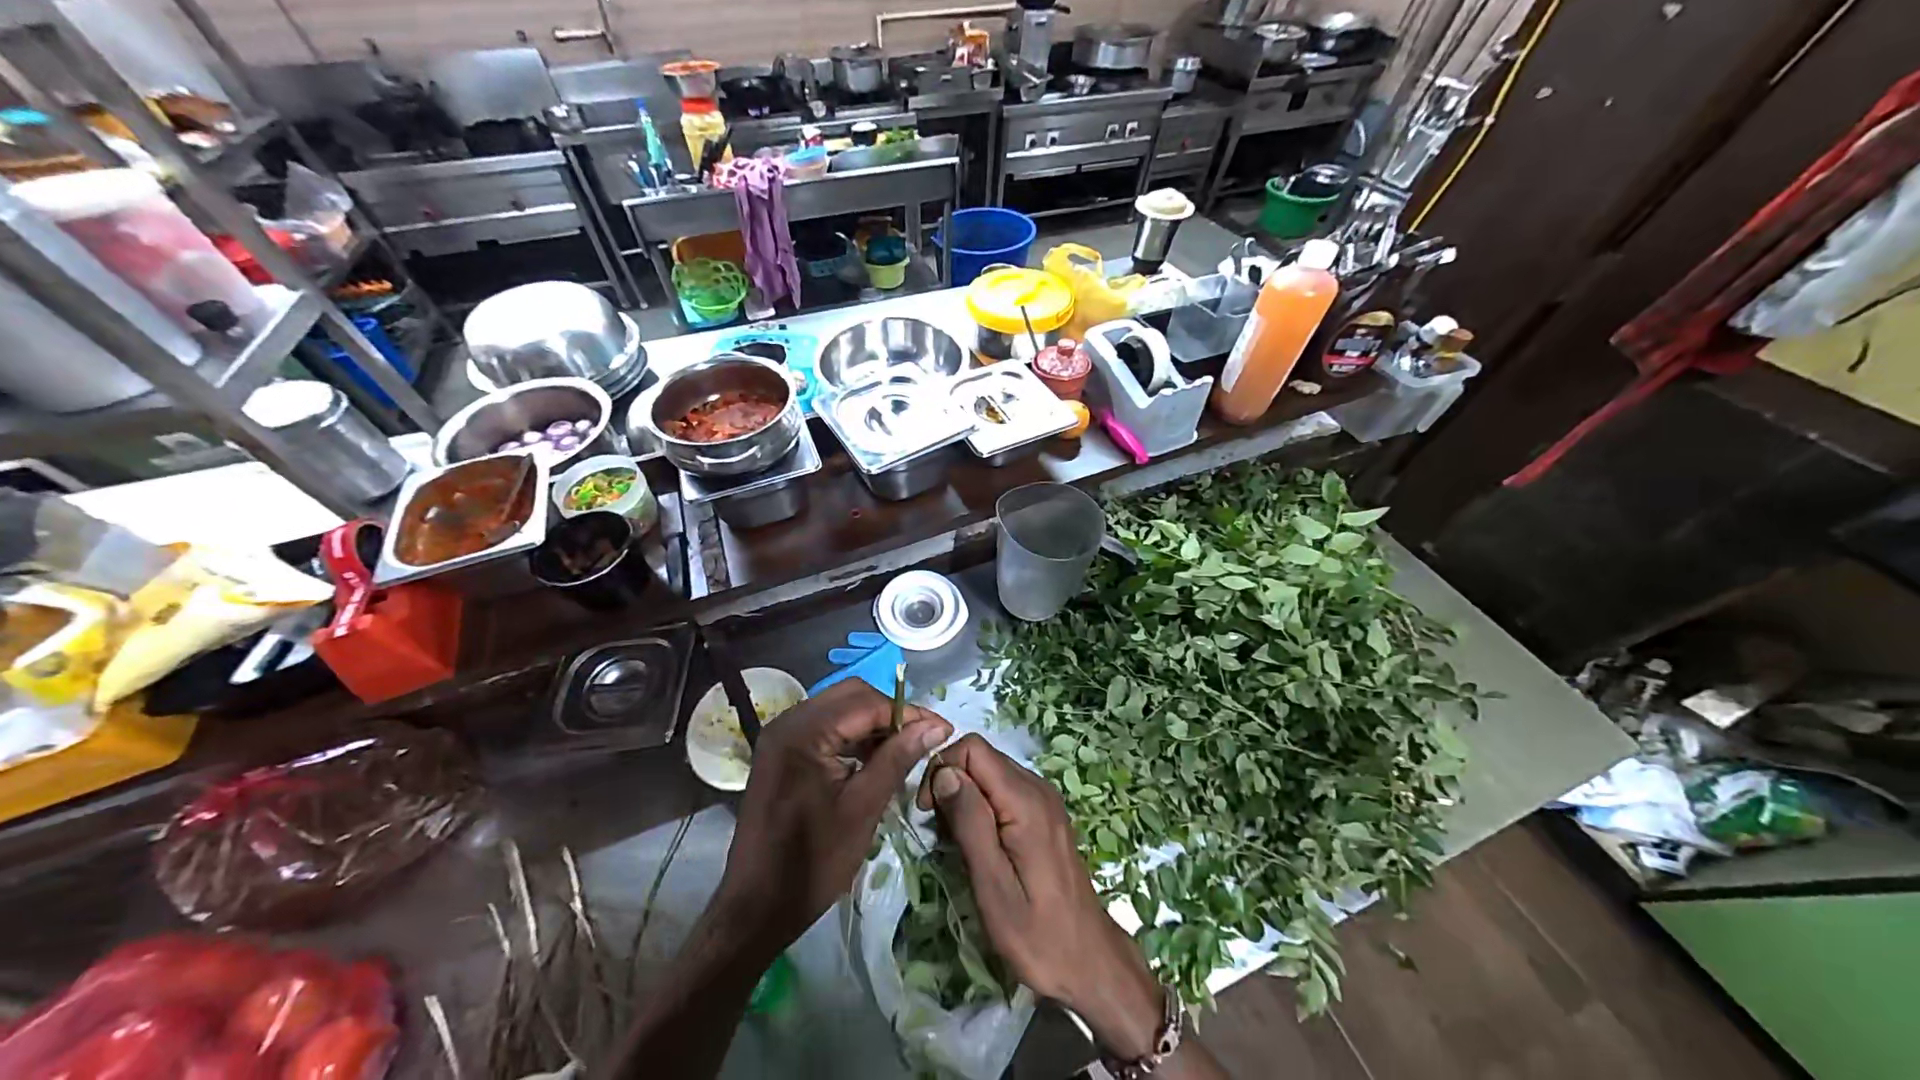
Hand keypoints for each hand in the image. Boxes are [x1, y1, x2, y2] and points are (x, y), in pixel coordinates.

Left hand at [716, 679, 951, 954]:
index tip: (943, 730)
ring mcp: (781, 737)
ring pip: (839, 709)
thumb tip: (934, 727)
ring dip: (873, 723)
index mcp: (803, 732)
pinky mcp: (781, 753)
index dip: (909, 713)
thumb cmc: (812, 862)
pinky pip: (825, 728)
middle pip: (851, 696)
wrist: (756, 906)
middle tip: (924, 737)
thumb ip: (897, 759)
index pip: (866, 702)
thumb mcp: (863, 808)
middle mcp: (788, 722)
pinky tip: (875, 759)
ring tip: (906, 749)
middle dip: (891, 713)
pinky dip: (852, 737)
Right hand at [916, 735, 1164, 1060]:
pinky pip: (1003, 790)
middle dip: (950, 782)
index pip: (973, 748)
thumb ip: (970, 823)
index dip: (942, 769)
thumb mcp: (993, 885)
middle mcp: (1038, 789)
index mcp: (1026, 801)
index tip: (929, 814)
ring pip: (989, 771)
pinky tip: (978, 843)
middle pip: (980, 756)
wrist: (1089, 961)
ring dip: (963, 796)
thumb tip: (945, 773)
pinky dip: (981, 806)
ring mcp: (1044, 800)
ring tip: (956, 842)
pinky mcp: (1044, 814)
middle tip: (940, 833)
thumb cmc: (1037, 933)